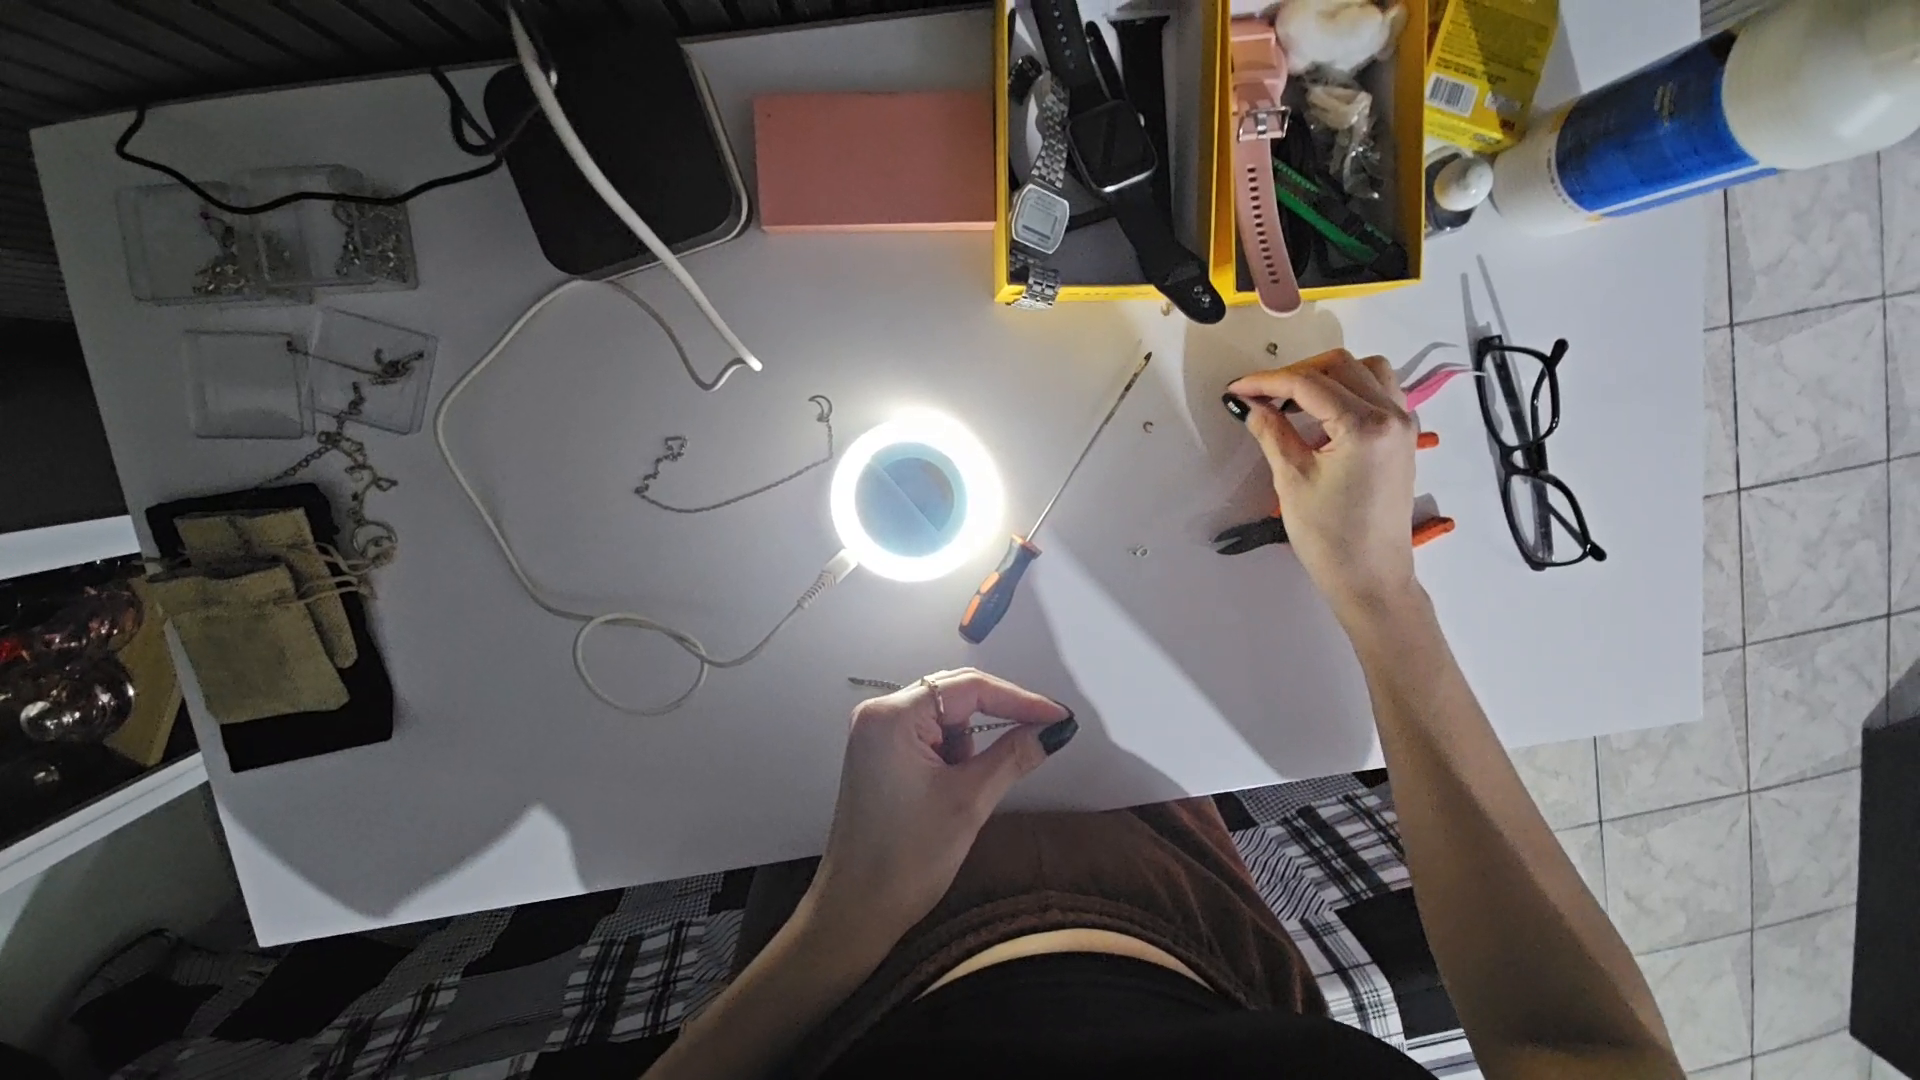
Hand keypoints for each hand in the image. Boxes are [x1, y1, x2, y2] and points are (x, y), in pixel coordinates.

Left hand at [807, 669, 1074, 946]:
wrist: (855, 911)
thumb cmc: (908, 858)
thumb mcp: (968, 801)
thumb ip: (1013, 755)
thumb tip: (1055, 729)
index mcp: (892, 716)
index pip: (968, 687)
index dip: (1019, 699)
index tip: (1059, 716)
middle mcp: (879, 713)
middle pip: (954, 694)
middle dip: (998, 716)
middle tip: (1043, 732)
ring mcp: (876, 734)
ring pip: (945, 718)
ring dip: (971, 743)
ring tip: (969, 788)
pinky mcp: (880, 755)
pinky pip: (929, 737)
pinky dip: (954, 755)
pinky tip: (954, 788)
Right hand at [1229, 349, 1421, 621]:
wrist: (1370, 576)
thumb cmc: (1329, 536)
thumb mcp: (1292, 480)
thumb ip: (1271, 432)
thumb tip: (1249, 404)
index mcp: (1365, 426)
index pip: (1309, 385)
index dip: (1267, 382)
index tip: (1236, 389)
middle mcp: (1393, 415)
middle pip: (1341, 365)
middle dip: (1296, 374)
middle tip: (1261, 396)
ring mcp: (1404, 425)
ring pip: (1366, 371)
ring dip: (1327, 376)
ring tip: (1292, 400)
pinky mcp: (1403, 438)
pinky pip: (1379, 392)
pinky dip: (1348, 390)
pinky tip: (1321, 413)